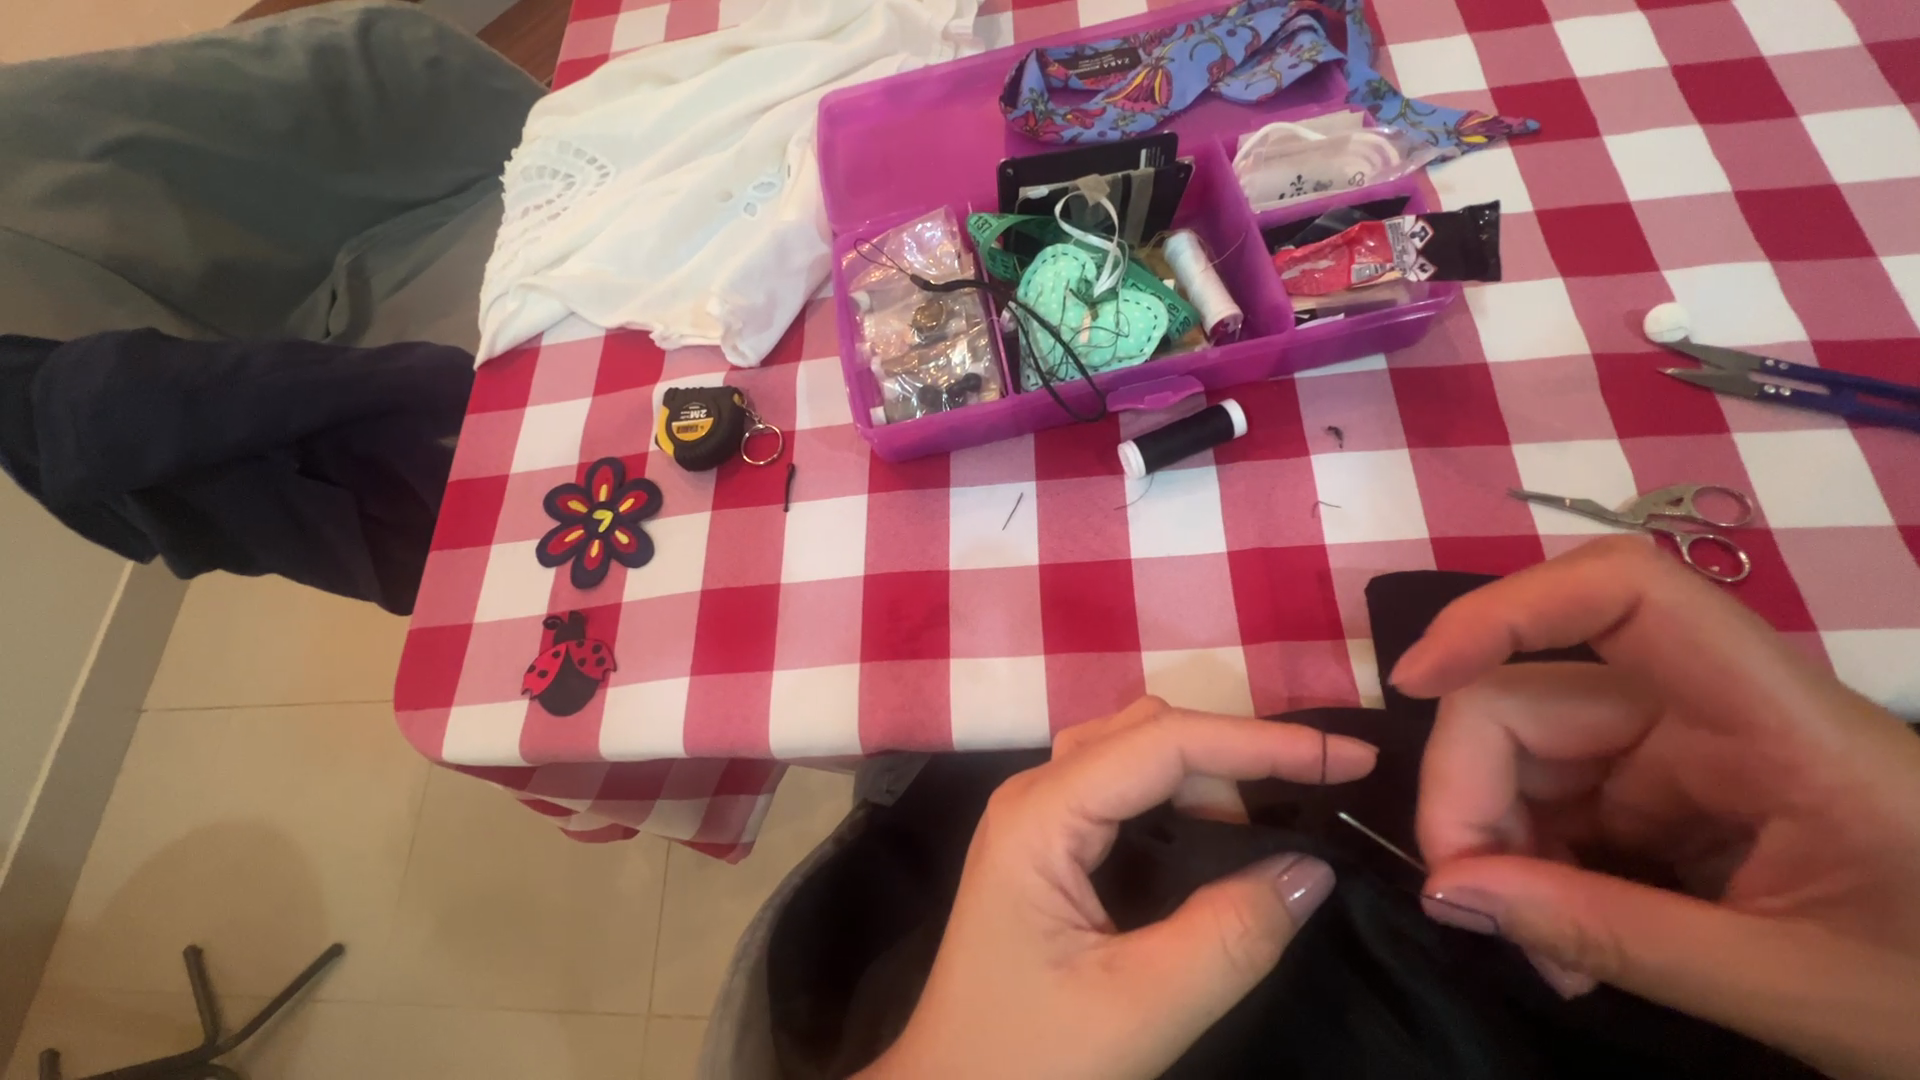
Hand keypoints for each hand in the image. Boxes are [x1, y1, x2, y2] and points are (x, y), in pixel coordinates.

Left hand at [861, 697, 1378, 1079]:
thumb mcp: (1138, 1010)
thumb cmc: (1024, 1059)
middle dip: (1238, 749)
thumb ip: (1230, 937)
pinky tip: (1218, 834)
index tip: (1351, 758)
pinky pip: (1123, 785)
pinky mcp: (1048, 839)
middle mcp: (1035, 792)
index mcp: (1041, 814)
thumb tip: (1312, 867)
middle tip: (1323, 790)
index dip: (1261, 741)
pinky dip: (1182, 796)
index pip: (1163, 741)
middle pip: (1148, 729)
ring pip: (1136, 750)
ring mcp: (1037, 812)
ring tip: (1278, 820)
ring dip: (1210, 771)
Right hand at [1394, 536, 1919, 1079]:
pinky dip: (1523, 863)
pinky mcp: (1655, 793)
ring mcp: (1672, 750)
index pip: (1624, 595)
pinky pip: (1544, 801)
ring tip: (1541, 952)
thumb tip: (1444, 894)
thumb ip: (1610, 937)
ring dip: (1492, 841)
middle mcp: (1705, 710)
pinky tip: (1557, 939)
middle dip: (1468, 795)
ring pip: (1516, 753)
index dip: (1501, 614)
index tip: (1413, 681)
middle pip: (1523, 698)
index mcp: (1776, 722)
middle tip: (1467, 900)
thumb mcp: (1803, 992)